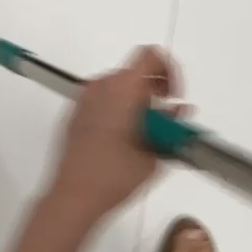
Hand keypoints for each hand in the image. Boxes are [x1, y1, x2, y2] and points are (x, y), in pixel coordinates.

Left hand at [42, 45, 178, 224]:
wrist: (73, 195)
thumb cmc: (113, 175)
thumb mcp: (154, 152)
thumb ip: (171, 126)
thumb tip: (178, 112)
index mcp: (122, 88)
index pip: (151, 55)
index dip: (170, 70)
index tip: (173, 96)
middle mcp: (100, 86)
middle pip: (134, 73)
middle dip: (154, 92)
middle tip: (163, 122)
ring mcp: (83, 98)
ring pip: (118, 87)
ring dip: (136, 102)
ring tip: (145, 136)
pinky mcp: (73, 113)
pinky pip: (101, 100)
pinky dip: (117, 109)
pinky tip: (123, 140)